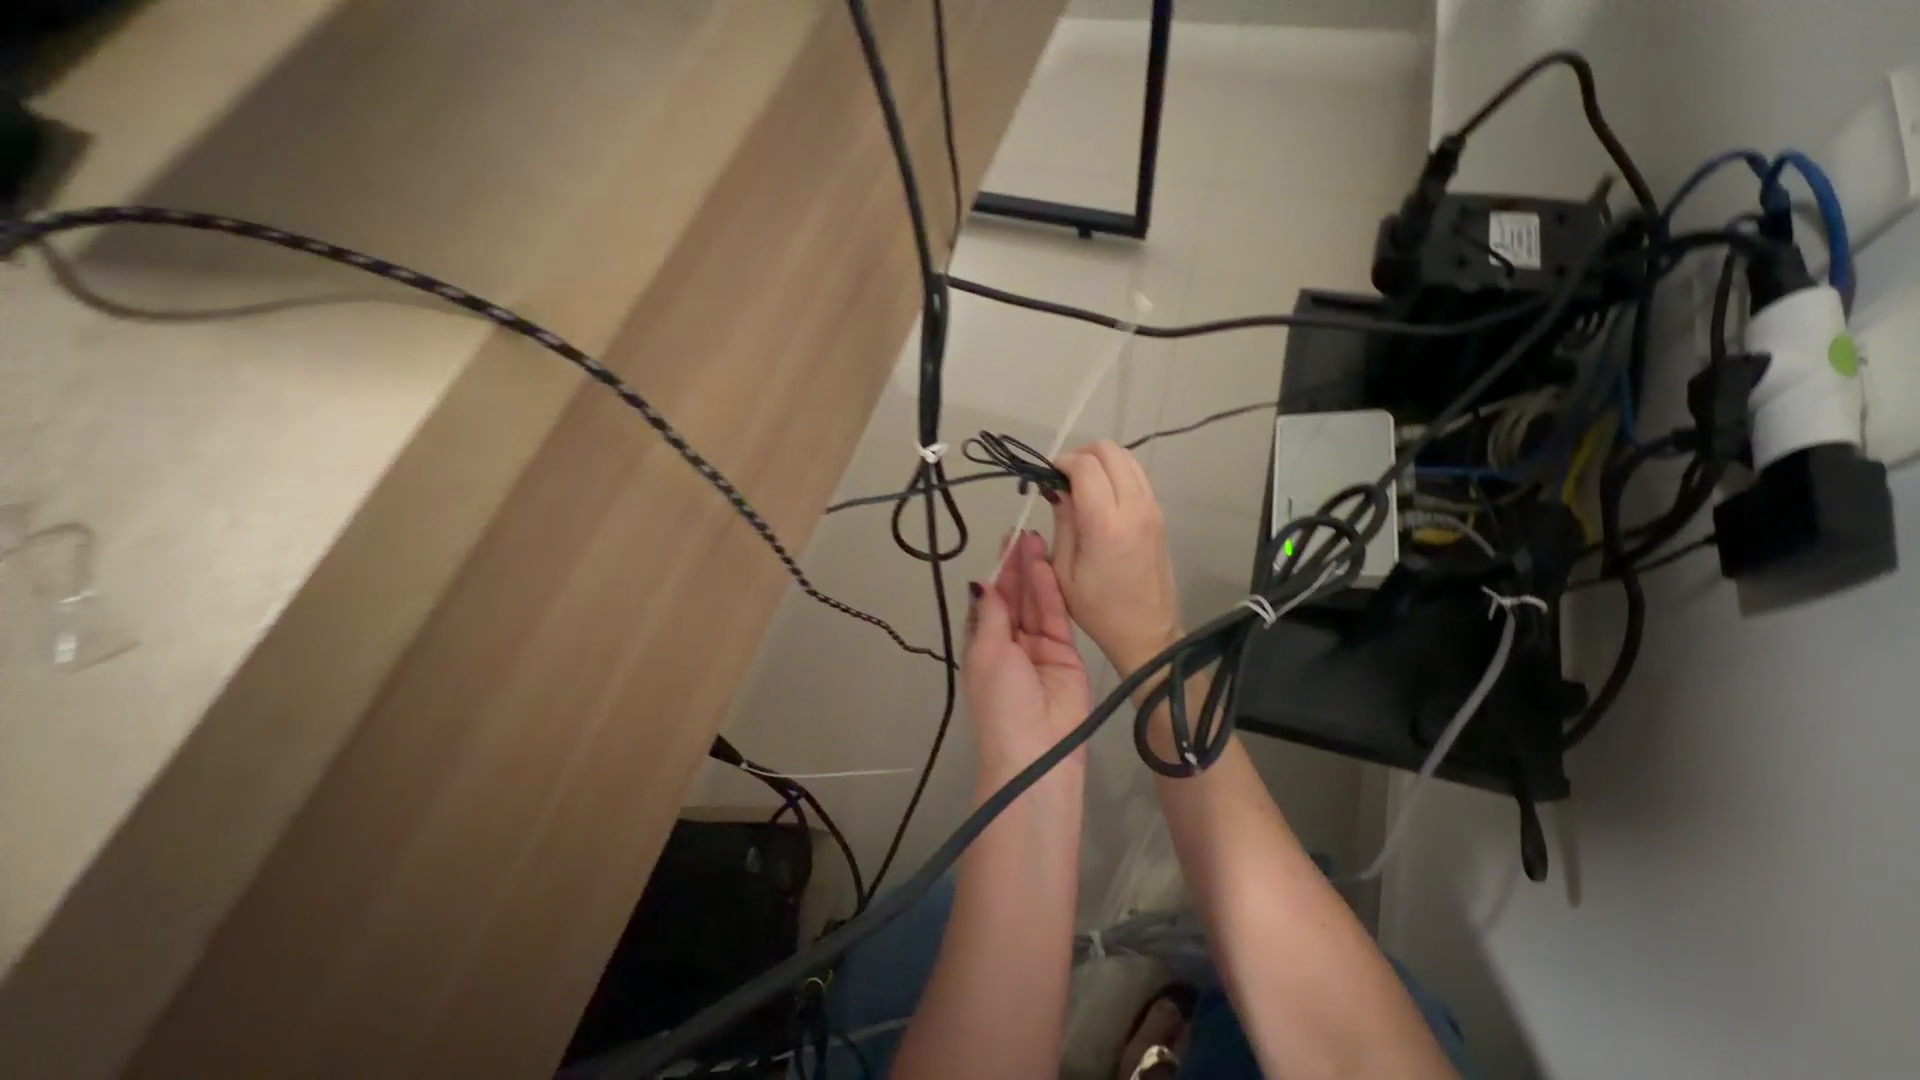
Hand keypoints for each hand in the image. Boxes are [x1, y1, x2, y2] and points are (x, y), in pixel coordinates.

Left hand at [963, 531, 1092, 779]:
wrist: (1037, 751)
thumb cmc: (1002, 703)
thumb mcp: (987, 655)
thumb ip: (990, 616)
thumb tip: (982, 582)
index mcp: (984, 647)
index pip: (991, 603)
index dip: (997, 574)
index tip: (1003, 543)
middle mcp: (1011, 644)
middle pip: (1015, 599)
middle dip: (1016, 567)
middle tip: (1022, 531)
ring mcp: (1040, 648)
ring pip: (1036, 603)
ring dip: (1034, 573)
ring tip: (1035, 538)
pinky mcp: (1067, 652)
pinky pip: (1056, 616)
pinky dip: (1051, 591)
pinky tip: (1046, 565)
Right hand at [1049, 441, 1182, 674]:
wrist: (1146, 631)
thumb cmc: (1097, 609)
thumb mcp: (1063, 570)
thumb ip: (1062, 522)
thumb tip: (1057, 489)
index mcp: (1105, 523)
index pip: (1085, 466)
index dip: (1061, 463)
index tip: (1048, 477)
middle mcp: (1133, 507)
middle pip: (1109, 451)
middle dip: (1082, 456)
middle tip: (1063, 479)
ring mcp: (1151, 508)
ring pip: (1127, 458)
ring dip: (1101, 462)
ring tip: (1082, 487)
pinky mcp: (1159, 515)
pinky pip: (1137, 476)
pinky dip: (1117, 474)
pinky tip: (1102, 498)